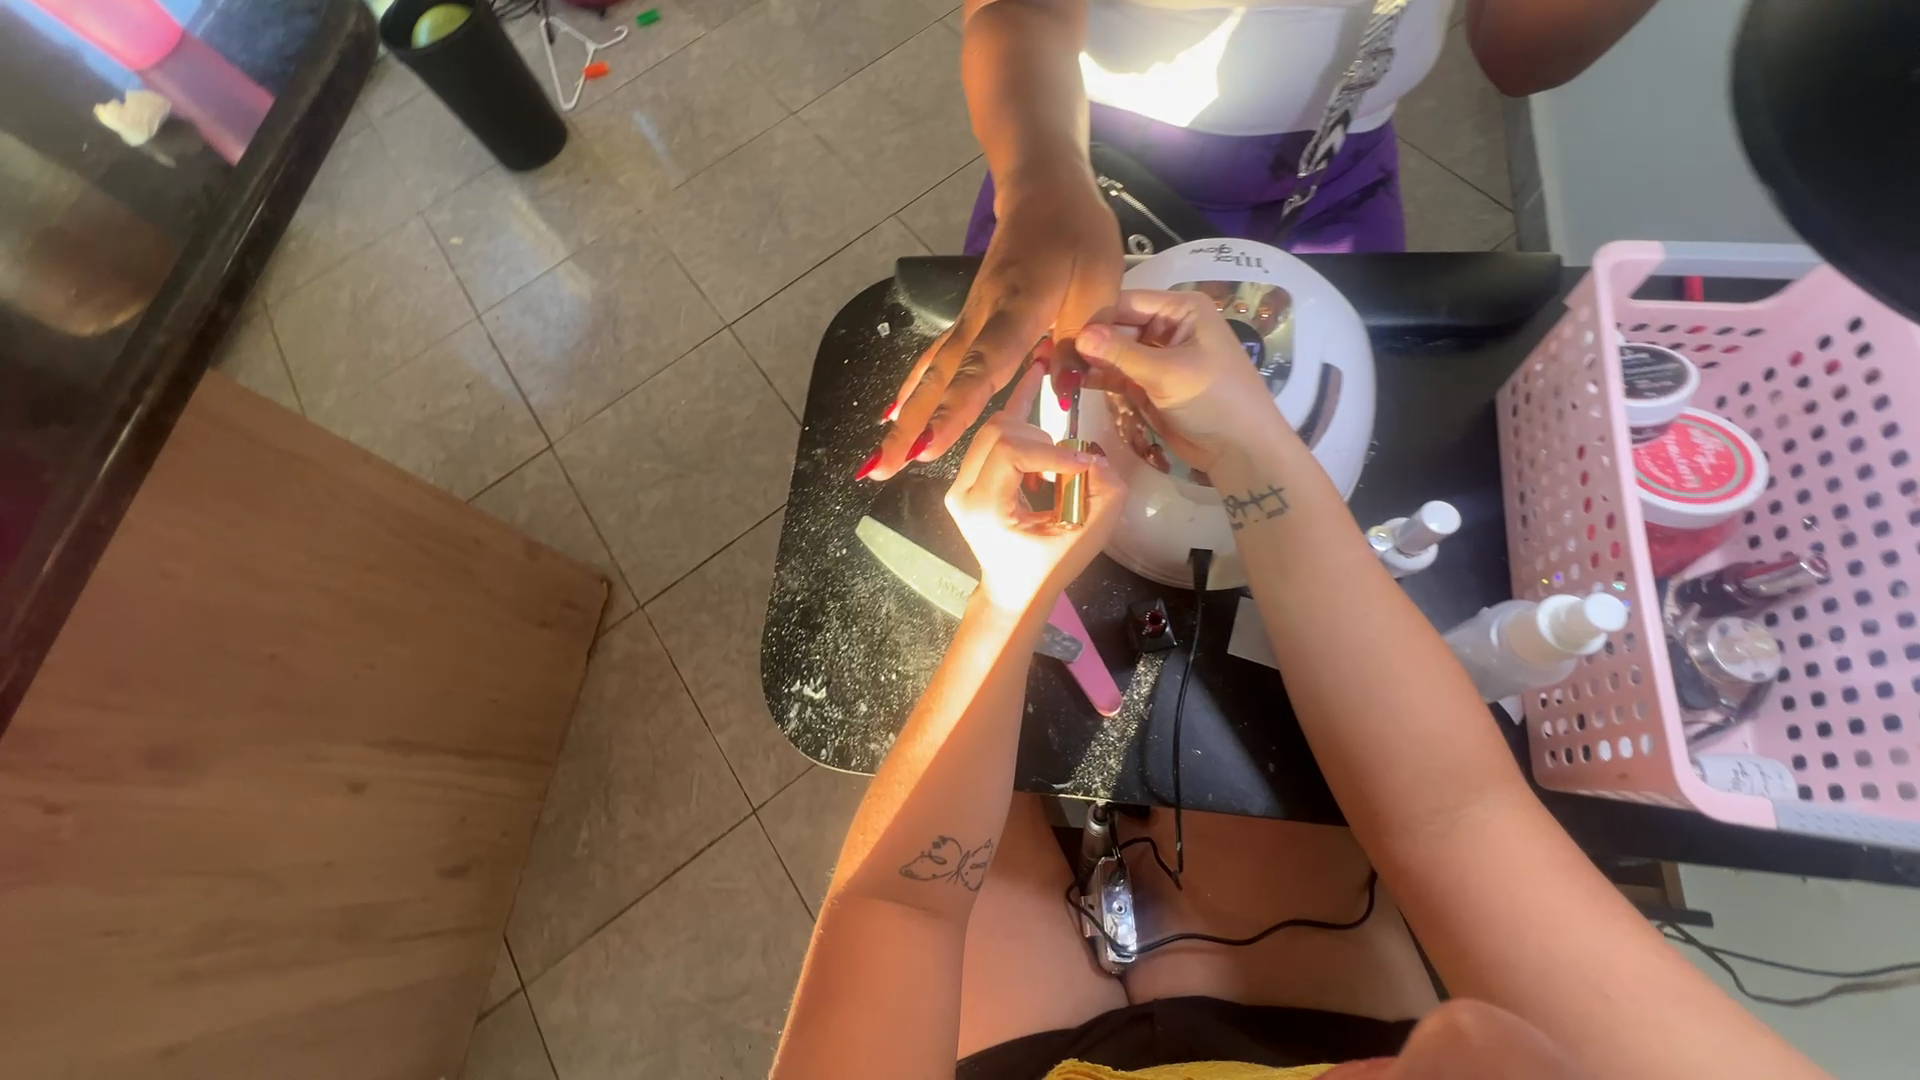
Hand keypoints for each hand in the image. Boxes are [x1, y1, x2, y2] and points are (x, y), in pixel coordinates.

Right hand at [863, 166, 1120, 480]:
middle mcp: (981, 318)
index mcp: (1018, 309)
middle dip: (910, 428)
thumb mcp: (1099, 283)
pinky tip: (892, 413)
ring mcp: (968, 319)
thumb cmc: (1077, 233)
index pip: (981, 367)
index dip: (955, 409)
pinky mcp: (967, 320)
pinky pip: (934, 361)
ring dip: (904, 418)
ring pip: (930, 374)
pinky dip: (911, 389)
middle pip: (940, 380)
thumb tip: (1060, 396)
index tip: (930, 447)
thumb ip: (1079, 339)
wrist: (1043, 188)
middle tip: (881, 468)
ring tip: (879, 457)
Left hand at [946, 361, 1125, 614]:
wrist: (1013, 589)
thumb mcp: (1084, 539)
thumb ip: (1103, 496)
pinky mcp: (969, 472)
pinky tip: (1037, 370)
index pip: (1012, 452)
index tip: (1084, 466)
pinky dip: (1018, 403)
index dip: (1052, 451)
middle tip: (1067, 466)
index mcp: (982, 507)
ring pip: (995, 427)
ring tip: (1056, 456)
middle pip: (999, 430)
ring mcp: (959, 480)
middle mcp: (961, 489)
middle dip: (1042, 440)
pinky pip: (992, 430)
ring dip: (1032, 432)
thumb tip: (1095, 457)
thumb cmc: (1047, 569)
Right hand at [1074, 290, 1292, 470]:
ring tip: (1053, 366)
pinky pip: (1115, 373)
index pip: (1127, 301)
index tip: (1057, 327)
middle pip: (1116, 324)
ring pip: (1112, 350)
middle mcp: (1166, 325)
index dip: (1093, 314)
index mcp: (1180, 309)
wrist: (1238, 449)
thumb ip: (1121, 354)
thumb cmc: (1214, 400)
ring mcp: (1155, 355)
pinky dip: (1096, 377)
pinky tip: (1070, 381)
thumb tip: (1078, 335)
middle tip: (1048, 350)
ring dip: (1087, 360)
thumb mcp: (1168, 373)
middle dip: (1086, 338)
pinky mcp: (1146, 382)